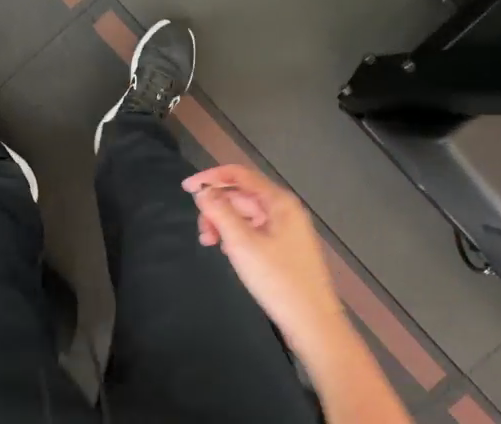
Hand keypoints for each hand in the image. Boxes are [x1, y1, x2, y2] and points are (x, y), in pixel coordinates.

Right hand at [184, 164, 345, 349]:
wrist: (314, 326)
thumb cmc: (279, 281)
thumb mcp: (242, 244)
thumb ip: (220, 212)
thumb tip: (203, 191)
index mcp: (279, 202)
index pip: (239, 175)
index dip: (210, 177)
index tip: (185, 188)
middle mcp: (284, 210)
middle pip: (241, 195)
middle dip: (216, 208)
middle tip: (201, 231)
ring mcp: (286, 230)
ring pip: (245, 215)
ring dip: (223, 224)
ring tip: (210, 244)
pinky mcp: (284, 249)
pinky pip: (253, 231)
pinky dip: (235, 236)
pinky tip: (226, 251)